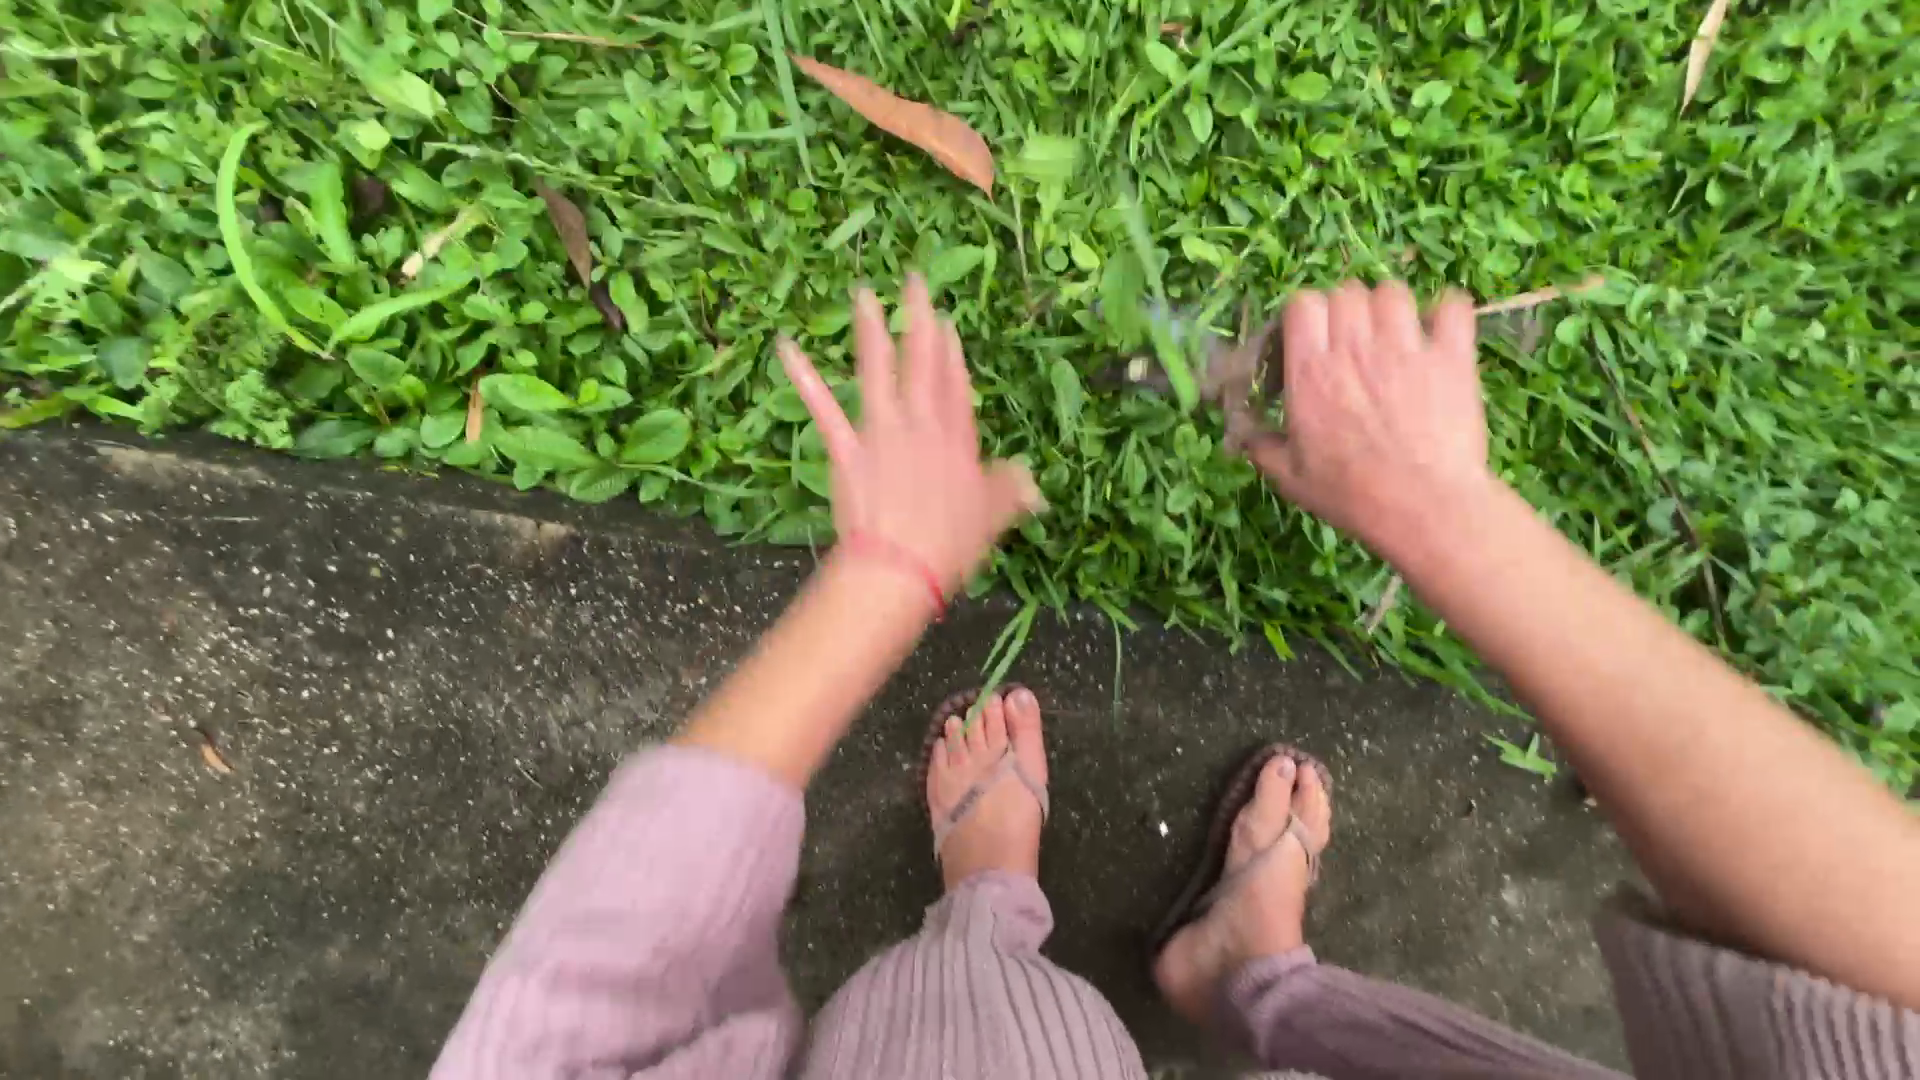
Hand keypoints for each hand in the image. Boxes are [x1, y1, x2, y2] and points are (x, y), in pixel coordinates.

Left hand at [778, 274, 1041, 594]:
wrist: (901, 566)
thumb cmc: (950, 545)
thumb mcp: (993, 517)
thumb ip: (1011, 492)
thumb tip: (1034, 486)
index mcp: (957, 438)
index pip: (955, 384)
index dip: (950, 351)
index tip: (944, 321)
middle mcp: (921, 423)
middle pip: (921, 362)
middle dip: (917, 319)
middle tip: (912, 281)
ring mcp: (882, 431)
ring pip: (877, 370)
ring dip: (870, 330)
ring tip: (862, 295)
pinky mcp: (847, 446)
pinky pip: (823, 406)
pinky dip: (803, 376)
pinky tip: (786, 346)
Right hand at [1242, 281, 1493, 554]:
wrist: (1422, 505)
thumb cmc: (1348, 493)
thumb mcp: (1289, 477)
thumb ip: (1261, 446)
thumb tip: (1243, 435)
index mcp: (1311, 372)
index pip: (1302, 305)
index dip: (1302, 316)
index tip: (1304, 342)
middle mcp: (1355, 349)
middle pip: (1346, 292)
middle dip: (1342, 311)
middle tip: (1345, 343)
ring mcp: (1408, 347)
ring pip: (1392, 293)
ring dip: (1386, 309)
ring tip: (1388, 336)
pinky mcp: (1452, 356)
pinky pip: (1451, 306)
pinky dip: (1442, 313)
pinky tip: (1435, 335)